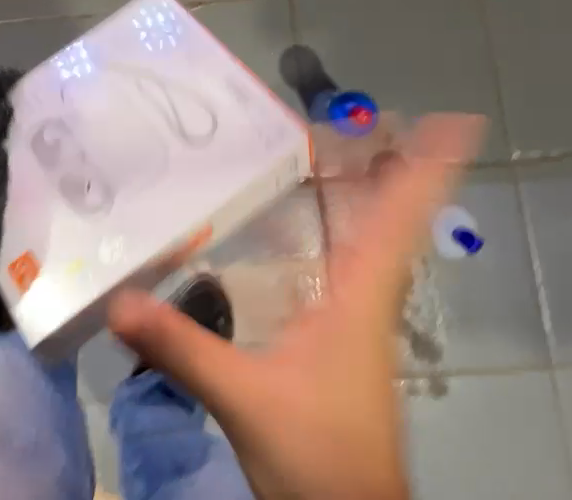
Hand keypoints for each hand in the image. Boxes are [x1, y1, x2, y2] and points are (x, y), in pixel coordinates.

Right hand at [108, 113, 483, 499]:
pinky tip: (302, 231)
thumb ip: (183, 348)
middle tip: (375, 118)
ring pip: (368, 242)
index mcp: (359, 298)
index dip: (426, 170)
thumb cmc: (317, 453)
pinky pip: (346, 269)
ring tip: (344, 152)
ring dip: (365, 198)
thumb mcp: (245, 398)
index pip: (398, 220)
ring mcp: (358, 321)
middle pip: (388, 219)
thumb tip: (120, 301)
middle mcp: (366, 298)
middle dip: (387, 168)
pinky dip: (336, 237)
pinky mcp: (341, 341)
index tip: (451, 123)